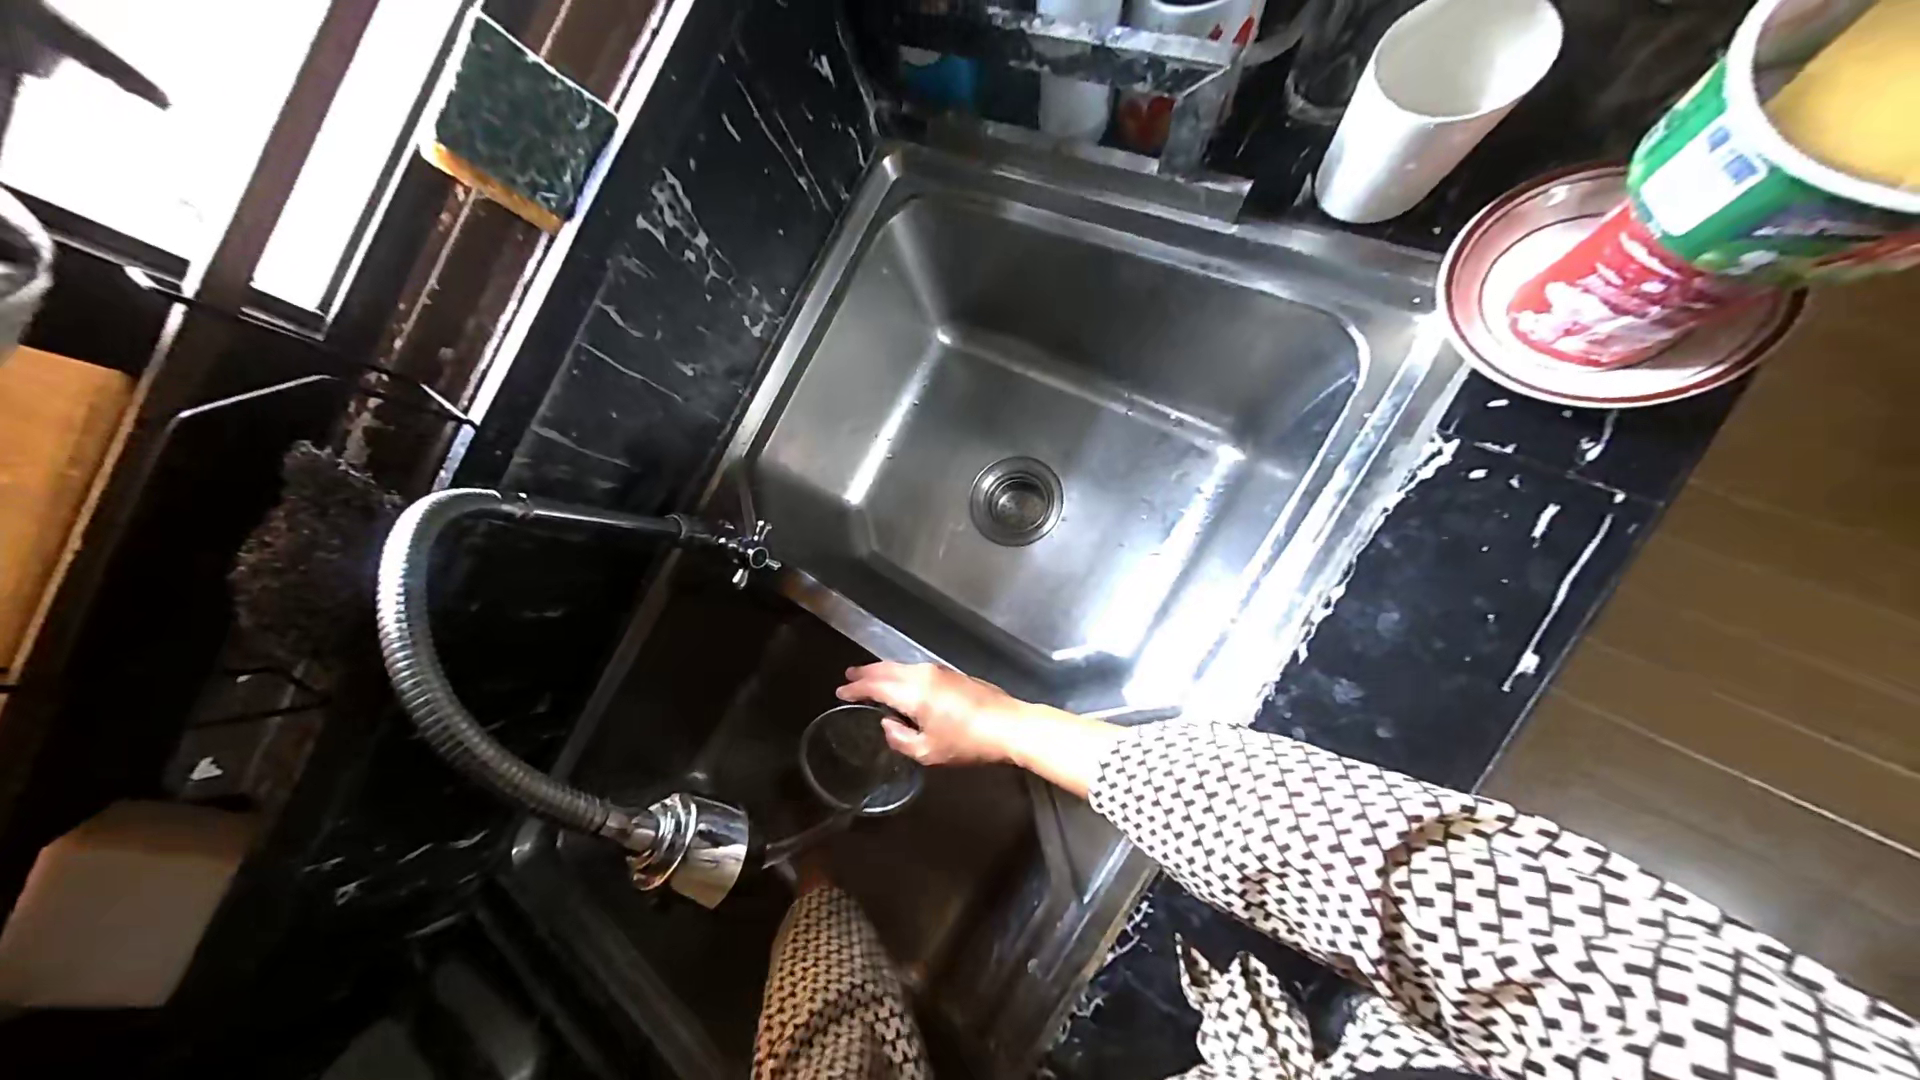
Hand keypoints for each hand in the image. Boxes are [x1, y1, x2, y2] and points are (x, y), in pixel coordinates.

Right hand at [835, 662, 1025, 765]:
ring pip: (902, 666)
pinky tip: (900, 681)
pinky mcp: (952, 673)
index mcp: (913, 693)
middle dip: (866, 672)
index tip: (841, 691)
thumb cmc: (967, 742)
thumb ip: (901, 738)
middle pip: (887, 669)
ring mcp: (939, 671)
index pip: (876, 686)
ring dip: (883, 670)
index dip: (856, 688)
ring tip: (870, 676)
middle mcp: (923, 675)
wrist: (1008, 725)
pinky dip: (900, 672)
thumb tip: (888, 724)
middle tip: (849, 676)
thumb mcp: (928, 752)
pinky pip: (916, 668)